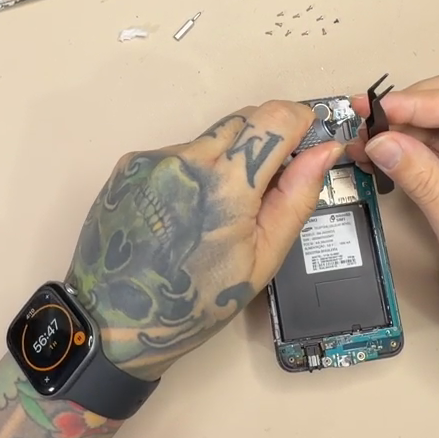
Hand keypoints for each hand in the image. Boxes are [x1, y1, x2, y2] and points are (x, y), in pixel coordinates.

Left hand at [67, 101, 340, 380]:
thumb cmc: (195, 302)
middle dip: (267, 139)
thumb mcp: (262, 260)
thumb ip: (296, 198)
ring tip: (219, 208)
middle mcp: (186, 158)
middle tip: (270, 181)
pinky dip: (194, 170)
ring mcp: (154, 159)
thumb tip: (325, 151)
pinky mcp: (130, 164)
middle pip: (244, 119)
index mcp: (225, 185)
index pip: (276, 117)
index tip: (309, 134)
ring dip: (228, 156)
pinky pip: (178, 152)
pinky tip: (187, 210)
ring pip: (210, 136)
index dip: (301, 119)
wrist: (112, 320)